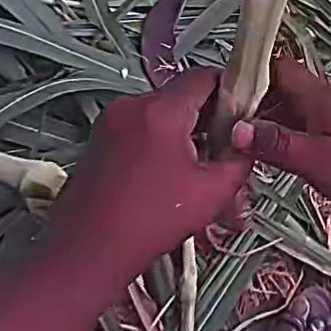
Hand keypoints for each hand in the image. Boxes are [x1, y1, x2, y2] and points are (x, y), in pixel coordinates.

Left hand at [44, 69, 250, 282]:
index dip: (229, 89)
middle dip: (208, 119)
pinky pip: (140, 127)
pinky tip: (169, 175)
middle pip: (182, 96)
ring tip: (197, 168)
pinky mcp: (100, 138)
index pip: (203, 77)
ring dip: (184, 132)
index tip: (240, 110)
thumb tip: (244, 148)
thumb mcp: (211, 193)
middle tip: (224, 146)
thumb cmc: (141, 225)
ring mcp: (112, 121)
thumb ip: (238, 162)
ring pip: (161, 113)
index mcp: (160, 111)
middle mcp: (132, 107)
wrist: (86, 254)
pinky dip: (160, 142)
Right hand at [229, 60, 330, 212]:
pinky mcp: (319, 131)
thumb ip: (277, 144)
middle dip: (247, 98)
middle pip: (273, 85)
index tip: (223, 90)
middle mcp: (316, 98)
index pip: (277, 65)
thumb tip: (237, 129)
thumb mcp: (316, 160)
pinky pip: (287, 121)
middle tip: (219, 119)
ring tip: (229, 135)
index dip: (250, 72)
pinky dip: (269, 131)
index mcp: (317, 95)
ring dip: (256, 116)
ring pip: (278, 104)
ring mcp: (318, 114)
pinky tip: (253, 149)